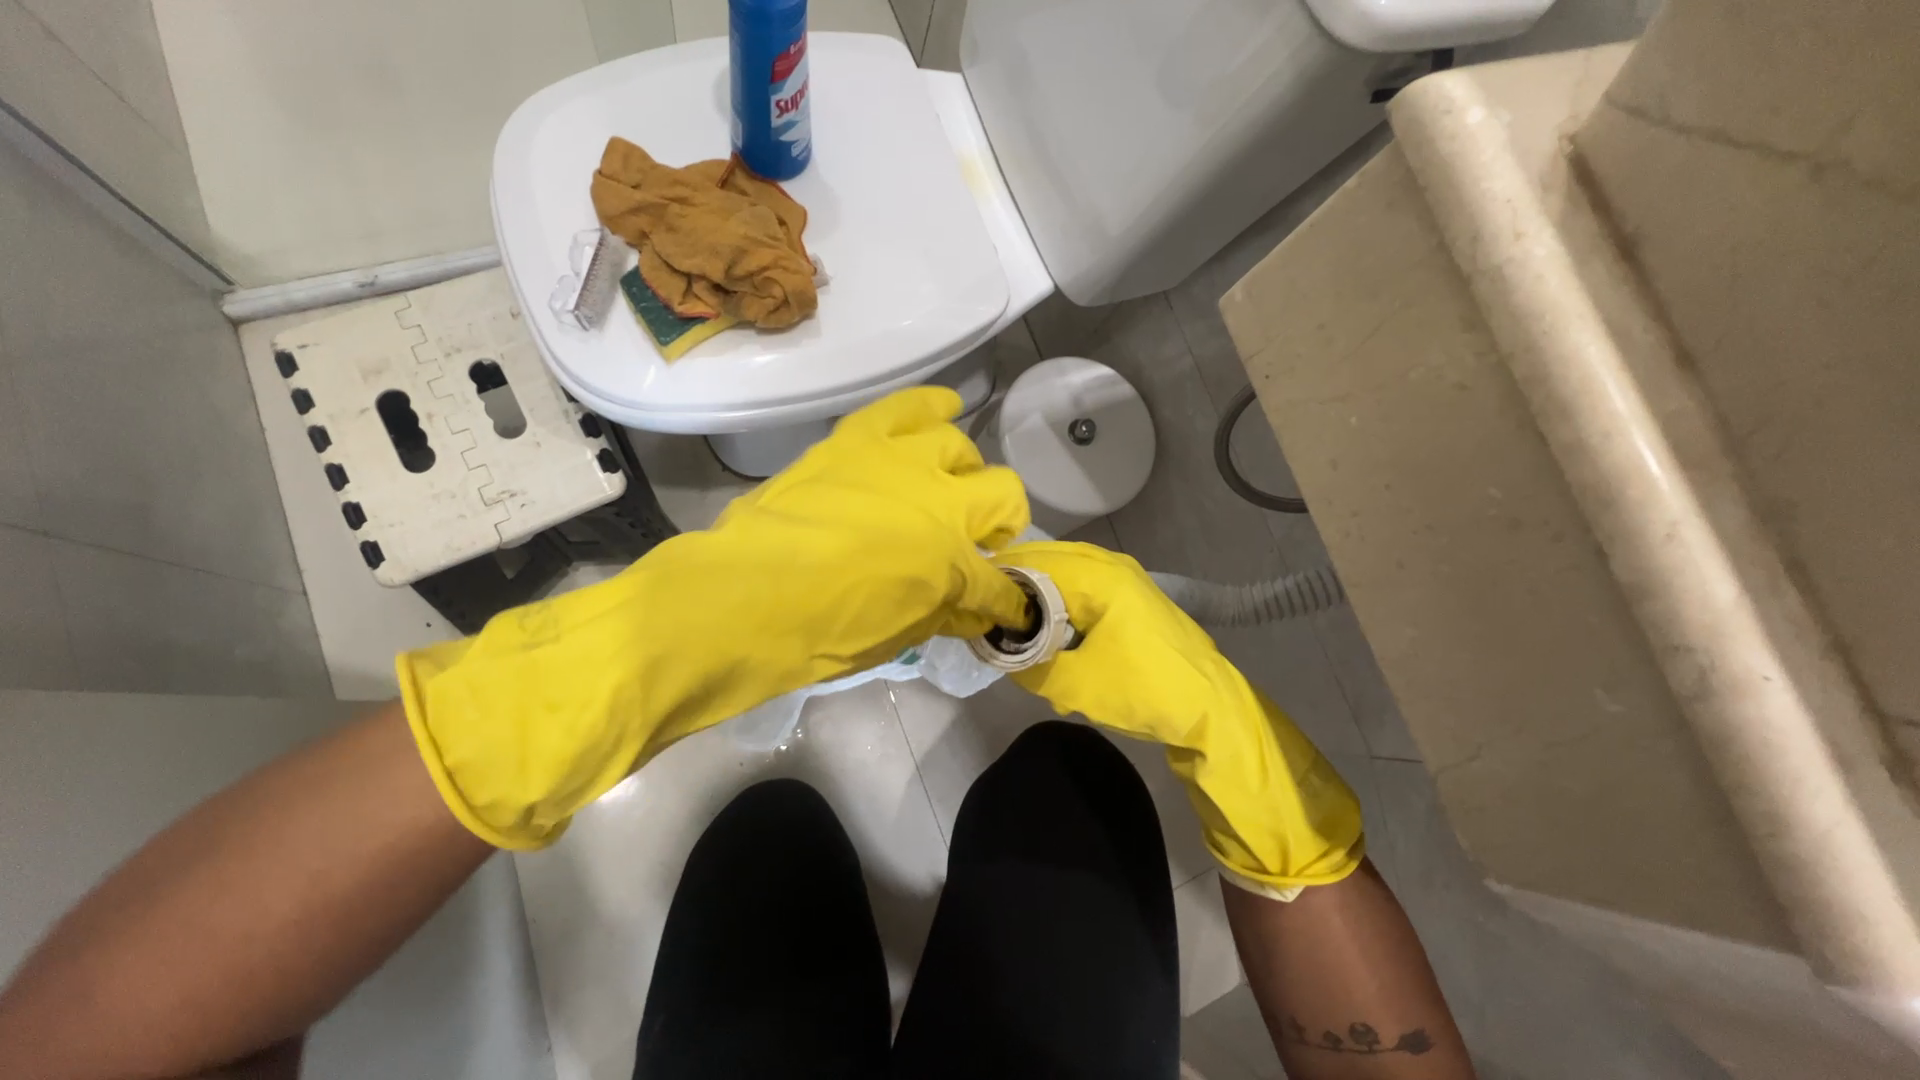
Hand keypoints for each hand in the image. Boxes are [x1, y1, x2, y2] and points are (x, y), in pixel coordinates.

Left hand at [400, 388, 1030, 848]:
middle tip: (972, 544)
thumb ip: (944, 612)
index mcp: (948, 562)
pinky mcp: (855, 441)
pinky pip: (907, 406)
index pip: (1003, 577)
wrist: (736, 600)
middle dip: (997, 522)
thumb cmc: (816, 635)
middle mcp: (936, 502)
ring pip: (959, 443)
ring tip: (946, 486)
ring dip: (963, 469)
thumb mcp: (894, 637)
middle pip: (1001, 494)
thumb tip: (979, 605)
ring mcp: (895, 463)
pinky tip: (939, 412)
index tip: (1002, 605)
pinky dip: (929, 407)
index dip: (1008, 596)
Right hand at [995, 542, 1363, 896]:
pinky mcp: (1136, 600)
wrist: (1213, 713)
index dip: (1000, 583)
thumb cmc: (1145, 692)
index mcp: (1101, 577)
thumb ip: (1029, 665)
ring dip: (1041, 594)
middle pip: (1049, 561)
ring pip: (1067, 574)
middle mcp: (1114, 567)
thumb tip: (1001, 651)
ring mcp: (1129, 581)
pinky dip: (1063, 602)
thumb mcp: (1076, 685)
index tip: (975, 609)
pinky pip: (1085, 588)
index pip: (1034, 563)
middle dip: (1018, 585)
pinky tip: (1052, 632)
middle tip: (990, 614)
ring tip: (1016, 625)